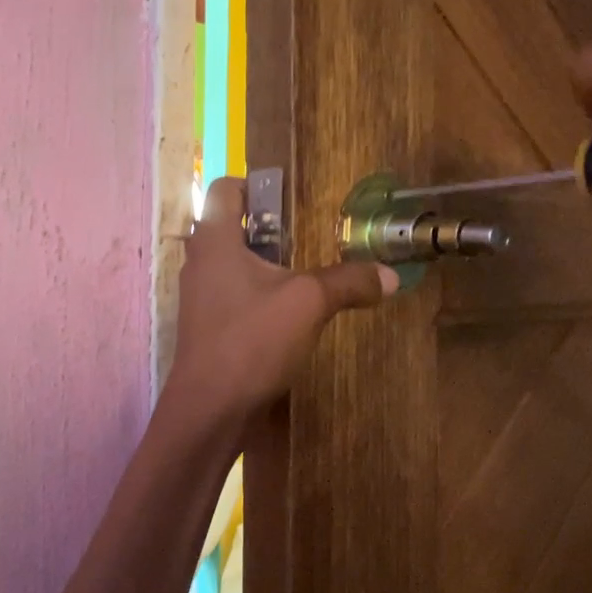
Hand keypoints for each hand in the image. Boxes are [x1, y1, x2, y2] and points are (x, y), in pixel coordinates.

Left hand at [162, 178, 398, 428]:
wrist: (209, 408)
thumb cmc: (252, 340)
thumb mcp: (309, 303)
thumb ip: (349, 281)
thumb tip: (391, 276)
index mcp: (214, 239)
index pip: (224, 188)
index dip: (255, 184)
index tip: (291, 199)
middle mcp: (200, 260)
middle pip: (230, 224)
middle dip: (269, 227)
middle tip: (309, 236)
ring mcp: (199, 295)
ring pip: (232, 262)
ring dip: (265, 263)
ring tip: (304, 274)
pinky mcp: (206, 325)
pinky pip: (232, 293)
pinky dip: (258, 293)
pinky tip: (288, 314)